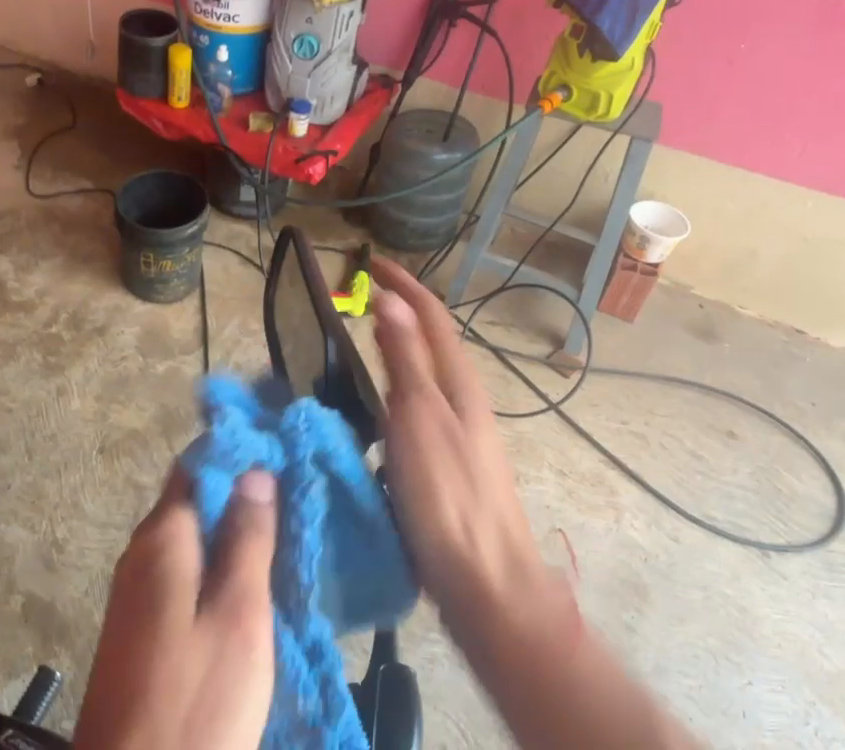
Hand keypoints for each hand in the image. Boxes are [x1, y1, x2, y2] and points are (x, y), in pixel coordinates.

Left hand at [72, 468, 278, 749]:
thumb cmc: (195, 700)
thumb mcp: (238, 616)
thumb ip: (247, 540)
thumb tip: (254, 470)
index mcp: (162, 538)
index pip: (196, 465)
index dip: (240, 454)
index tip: (287, 453)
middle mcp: (141, 554)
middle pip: (194, 501)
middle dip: (243, 495)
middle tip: (301, 499)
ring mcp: (137, 593)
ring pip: (193, 542)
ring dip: (235, 536)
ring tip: (290, 539)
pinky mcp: (143, 628)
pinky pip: (185, 577)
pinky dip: (220, 572)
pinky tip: (255, 588)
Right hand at [368, 257, 547, 622]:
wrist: (486, 581)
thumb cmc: (448, 496)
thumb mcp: (419, 419)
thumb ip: (405, 359)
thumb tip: (390, 298)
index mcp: (458, 384)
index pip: (431, 316)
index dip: (403, 284)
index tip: (368, 262)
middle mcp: (463, 401)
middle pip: (432, 341)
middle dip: (400, 311)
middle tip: (358, 298)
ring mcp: (459, 434)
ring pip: (426, 374)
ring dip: (397, 348)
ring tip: (360, 342)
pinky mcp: (447, 465)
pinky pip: (418, 407)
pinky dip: (394, 388)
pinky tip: (374, 409)